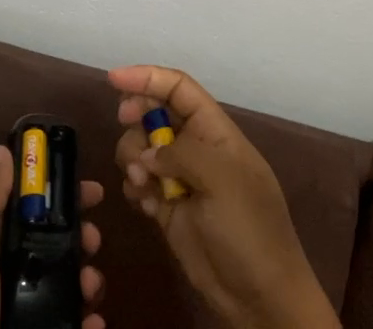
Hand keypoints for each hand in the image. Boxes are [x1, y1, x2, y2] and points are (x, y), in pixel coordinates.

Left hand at [0, 144, 106, 328]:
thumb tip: (3, 150)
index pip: (35, 212)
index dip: (63, 198)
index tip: (93, 191)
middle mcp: (13, 274)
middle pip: (58, 247)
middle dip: (82, 238)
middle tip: (92, 240)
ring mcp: (28, 309)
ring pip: (71, 285)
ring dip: (90, 279)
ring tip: (90, 286)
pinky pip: (74, 325)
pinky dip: (89, 321)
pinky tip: (93, 320)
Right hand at [110, 66, 340, 328]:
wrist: (259, 295)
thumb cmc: (249, 228)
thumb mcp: (223, 179)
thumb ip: (181, 153)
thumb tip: (148, 154)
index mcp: (217, 132)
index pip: (180, 89)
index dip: (148, 78)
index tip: (113, 79)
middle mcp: (197, 149)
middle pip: (155, 113)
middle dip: (136, 117)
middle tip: (125, 126)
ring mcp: (181, 180)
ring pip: (142, 149)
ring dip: (133, 158)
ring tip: (143, 183)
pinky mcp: (167, 210)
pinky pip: (140, 183)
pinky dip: (134, 187)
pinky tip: (144, 205)